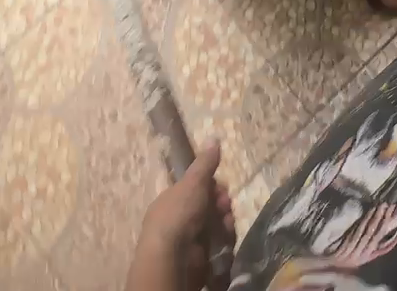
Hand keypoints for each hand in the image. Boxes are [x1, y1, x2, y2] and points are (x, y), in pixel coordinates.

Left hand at [128, 142, 235, 290]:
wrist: (172, 259)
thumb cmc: (178, 214)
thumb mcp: (193, 181)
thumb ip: (205, 162)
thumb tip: (214, 137)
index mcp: (170, 201)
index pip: (195, 188)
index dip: (211, 184)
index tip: (220, 185)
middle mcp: (177, 220)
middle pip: (207, 205)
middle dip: (220, 202)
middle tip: (224, 205)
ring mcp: (187, 240)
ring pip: (215, 223)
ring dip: (225, 220)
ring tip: (227, 222)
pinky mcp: (198, 257)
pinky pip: (217, 242)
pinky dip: (224, 237)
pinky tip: (226, 236)